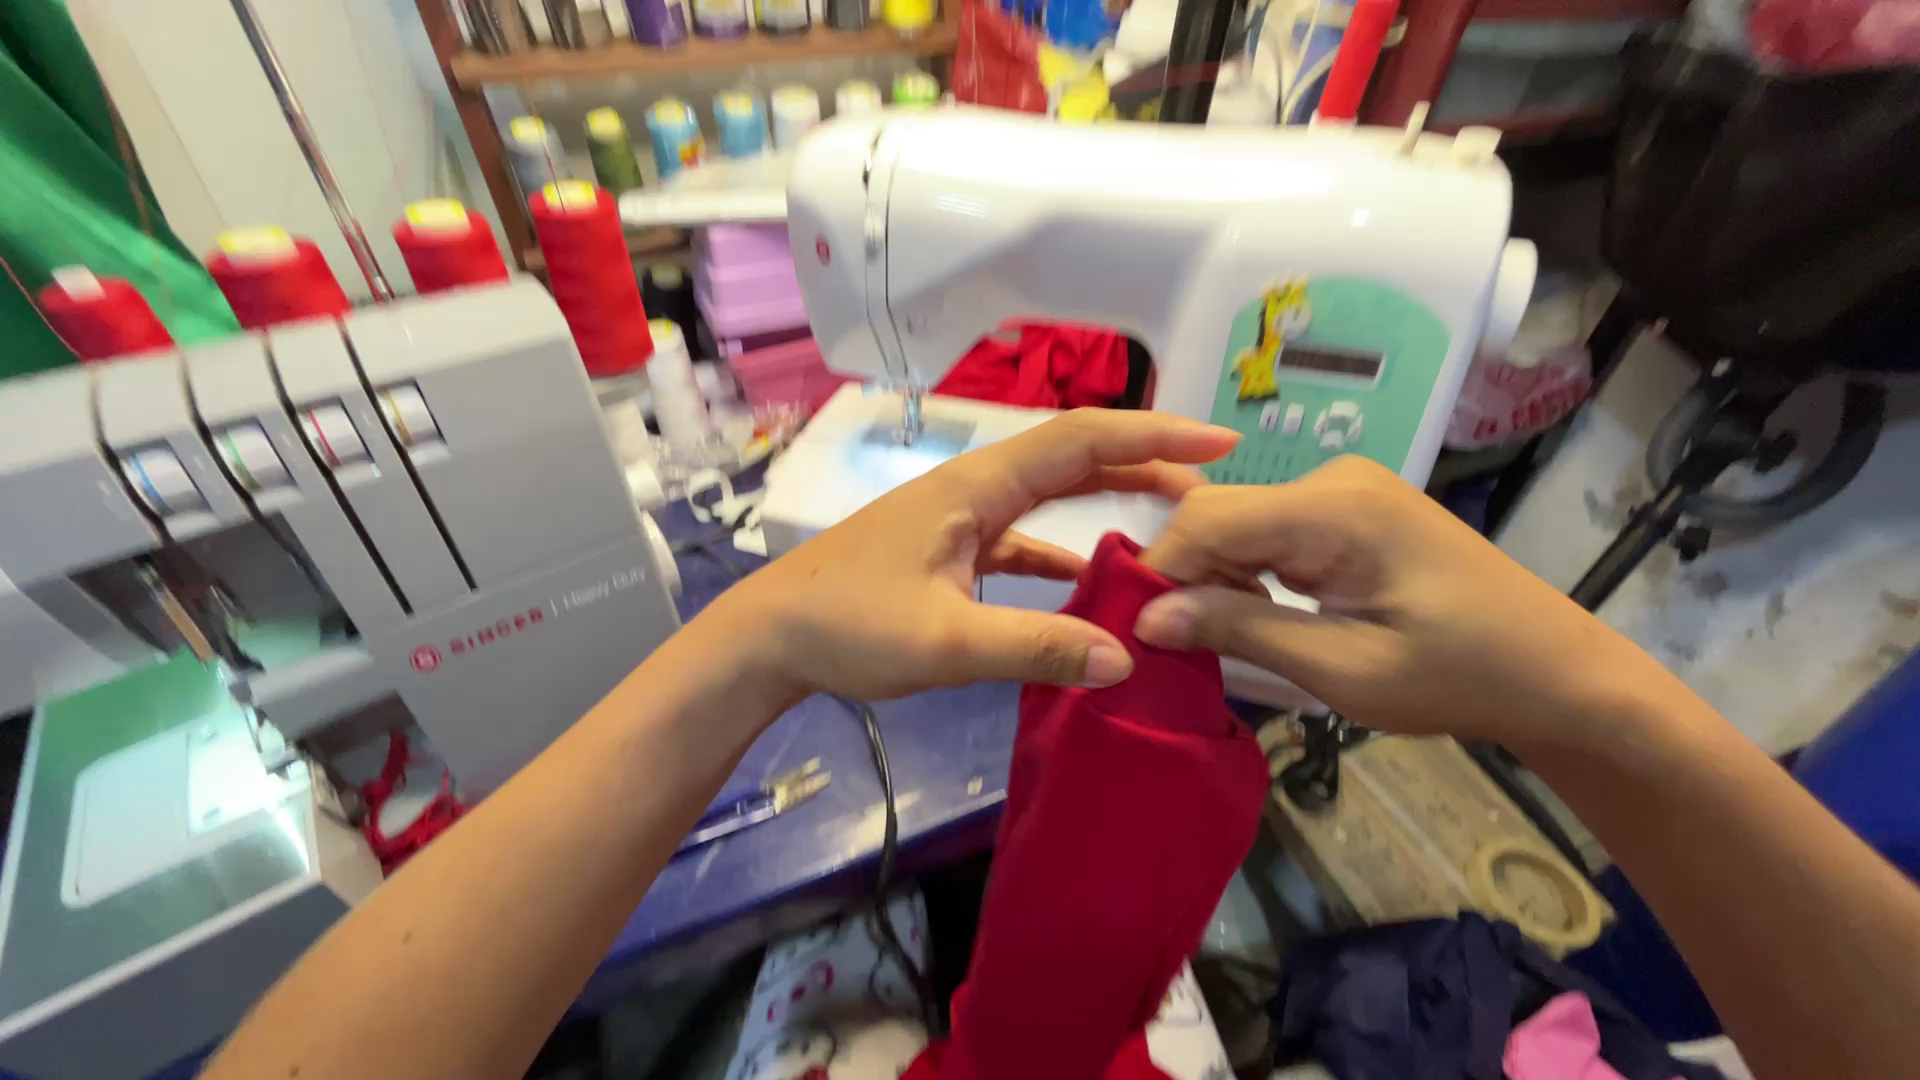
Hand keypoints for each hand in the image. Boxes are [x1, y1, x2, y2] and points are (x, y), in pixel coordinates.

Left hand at [720, 409, 1239, 703]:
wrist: (770, 637)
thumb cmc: (846, 625)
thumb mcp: (943, 641)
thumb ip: (1034, 647)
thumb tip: (1126, 659)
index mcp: (975, 487)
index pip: (1079, 442)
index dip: (1152, 437)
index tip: (1216, 444)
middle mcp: (973, 490)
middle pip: (1072, 459)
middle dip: (1143, 465)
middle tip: (1209, 486)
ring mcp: (960, 520)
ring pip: (1049, 498)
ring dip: (1107, 503)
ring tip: (1168, 523)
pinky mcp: (951, 553)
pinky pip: (1022, 539)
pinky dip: (1063, 551)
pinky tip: (1090, 580)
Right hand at [1132, 457, 1678, 746]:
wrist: (1560, 674)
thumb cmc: (1461, 678)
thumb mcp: (1342, 669)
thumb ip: (1240, 632)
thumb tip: (1146, 619)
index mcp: (1337, 509)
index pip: (1209, 518)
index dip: (1162, 570)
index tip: (1137, 628)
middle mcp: (1332, 480)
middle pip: (1219, 514)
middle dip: (1186, 575)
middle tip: (1172, 641)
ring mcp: (1341, 490)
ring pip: (1237, 521)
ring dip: (1213, 576)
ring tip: (1211, 634)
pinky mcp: (1346, 509)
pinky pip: (1267, 530)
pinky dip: (1245, 572)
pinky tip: (1250, 610)